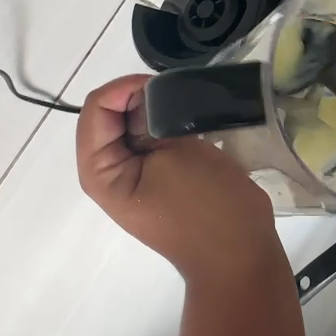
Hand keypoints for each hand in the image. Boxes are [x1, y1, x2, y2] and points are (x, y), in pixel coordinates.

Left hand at [76, 74, 282, 283]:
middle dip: (146, 95)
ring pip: (143, 121)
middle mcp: (114, 168)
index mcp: (101, 170)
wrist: (238, 251)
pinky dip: (180, 121)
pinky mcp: (170, 171)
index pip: (97, 109)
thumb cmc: (203, 207)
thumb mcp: (176, 154)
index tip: (164, 83)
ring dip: (165, 107)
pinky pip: (165, 135)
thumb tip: (152, 94)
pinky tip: (204, 119)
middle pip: (116, 112)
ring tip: (196, 104)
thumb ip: (155, 118)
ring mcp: (144, 171)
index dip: (126, 86)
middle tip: (185, 93)